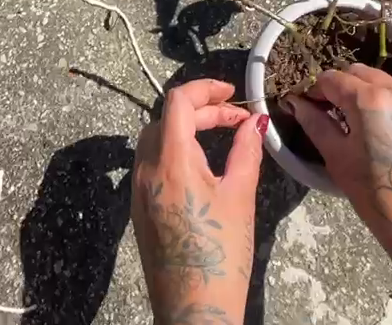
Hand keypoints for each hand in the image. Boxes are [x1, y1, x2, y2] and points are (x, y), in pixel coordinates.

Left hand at [132, 80, 264, 324]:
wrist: (194, 312)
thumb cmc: (221, 256)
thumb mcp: (240, 197)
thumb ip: (246, 151)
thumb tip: (254, 123)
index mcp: (169, 160)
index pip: (178, 101)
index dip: (205, 89)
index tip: (231, 93)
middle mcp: (146, 167)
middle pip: (168, 117)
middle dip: (203, 111)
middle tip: (236, 120)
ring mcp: (137, 187)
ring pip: (157, 136)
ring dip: (186, 127)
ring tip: (219, 135)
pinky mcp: (138, 205)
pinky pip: (152, 160)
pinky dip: (175, 148)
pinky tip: (200, 163)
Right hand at [285, 66, 391, 324]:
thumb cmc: (380, 200)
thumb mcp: (339, 160)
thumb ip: (315, 123)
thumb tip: (295, 102)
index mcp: (371, 99)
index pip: (332, 79)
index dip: (316, 92)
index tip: (312, 109)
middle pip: (361, 74)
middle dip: (344, 89)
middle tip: (336, 117)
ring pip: (388, 85)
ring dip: (370, 97)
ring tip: (365, 129)